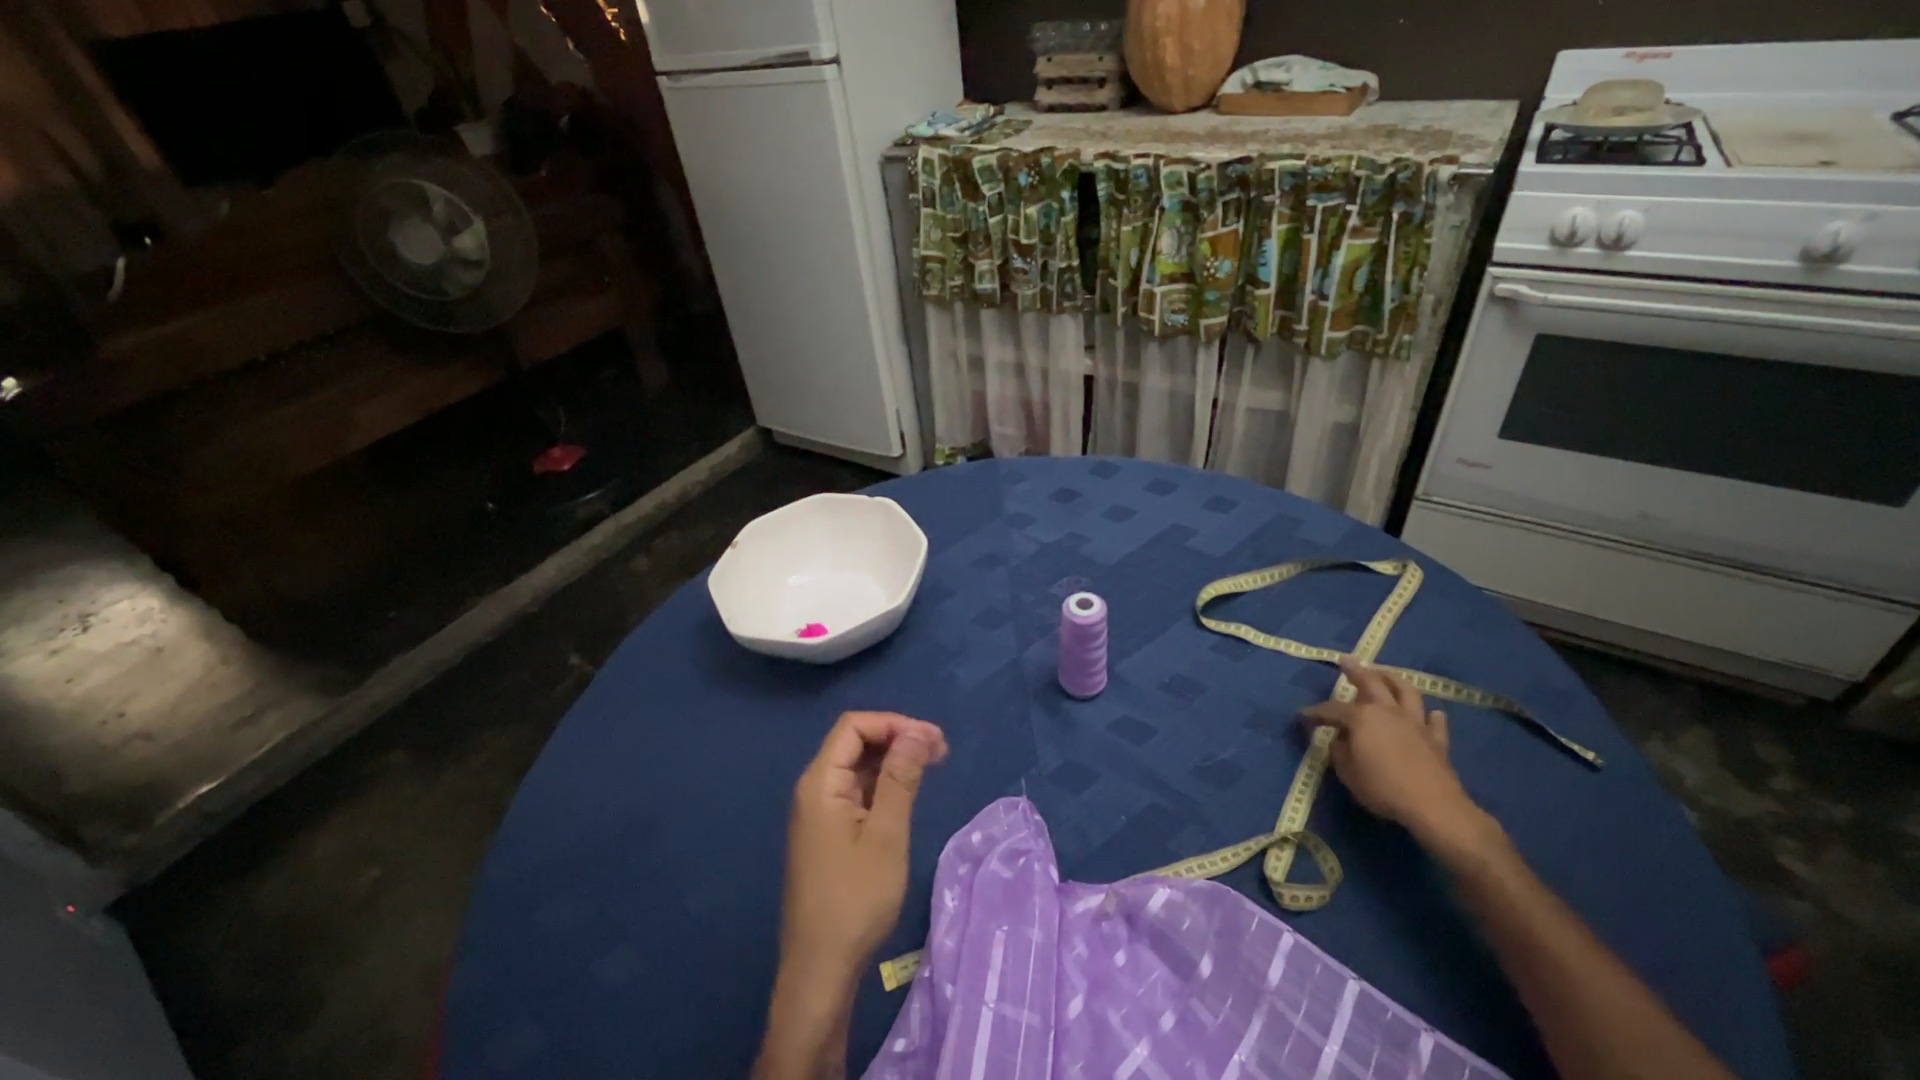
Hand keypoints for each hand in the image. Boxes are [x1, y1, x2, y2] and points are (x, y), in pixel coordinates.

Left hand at [780, 711, 948, 984]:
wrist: (821, 966)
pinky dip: (883, 785)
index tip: (934, 740)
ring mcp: (819, 813)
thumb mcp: (886, 834)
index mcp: (820, 783)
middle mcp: (814, 790)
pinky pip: (856, 793)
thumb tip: (917, 731)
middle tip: (942, 753)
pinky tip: (908, 795)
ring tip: (933, 768)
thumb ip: (900, 778)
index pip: (853, 726)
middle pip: (854, 743)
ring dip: (893, 761)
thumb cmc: (856, 898)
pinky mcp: (828, 834)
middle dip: (897, 738)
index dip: (894, 724)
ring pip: (857, 768)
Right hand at [1301, 657, 1488, 850]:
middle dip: (1356, 670)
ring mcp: (1415, 722)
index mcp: (1362, 718)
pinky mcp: (1437, 739)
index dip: (1316, 712)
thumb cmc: (1381, 787)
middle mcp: (1388, 711)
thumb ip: (1339, 752)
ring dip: (1394, 679)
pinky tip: (1430, 714)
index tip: (1303, 715)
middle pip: (1371, 683)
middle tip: (1346, 660)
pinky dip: (1430, 715)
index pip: (1332, 710)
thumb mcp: (1347, 772)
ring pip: (1406, 692)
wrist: (1431, 804)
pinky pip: (1434, 722)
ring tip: (1385, 674)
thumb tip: (1339, 740)